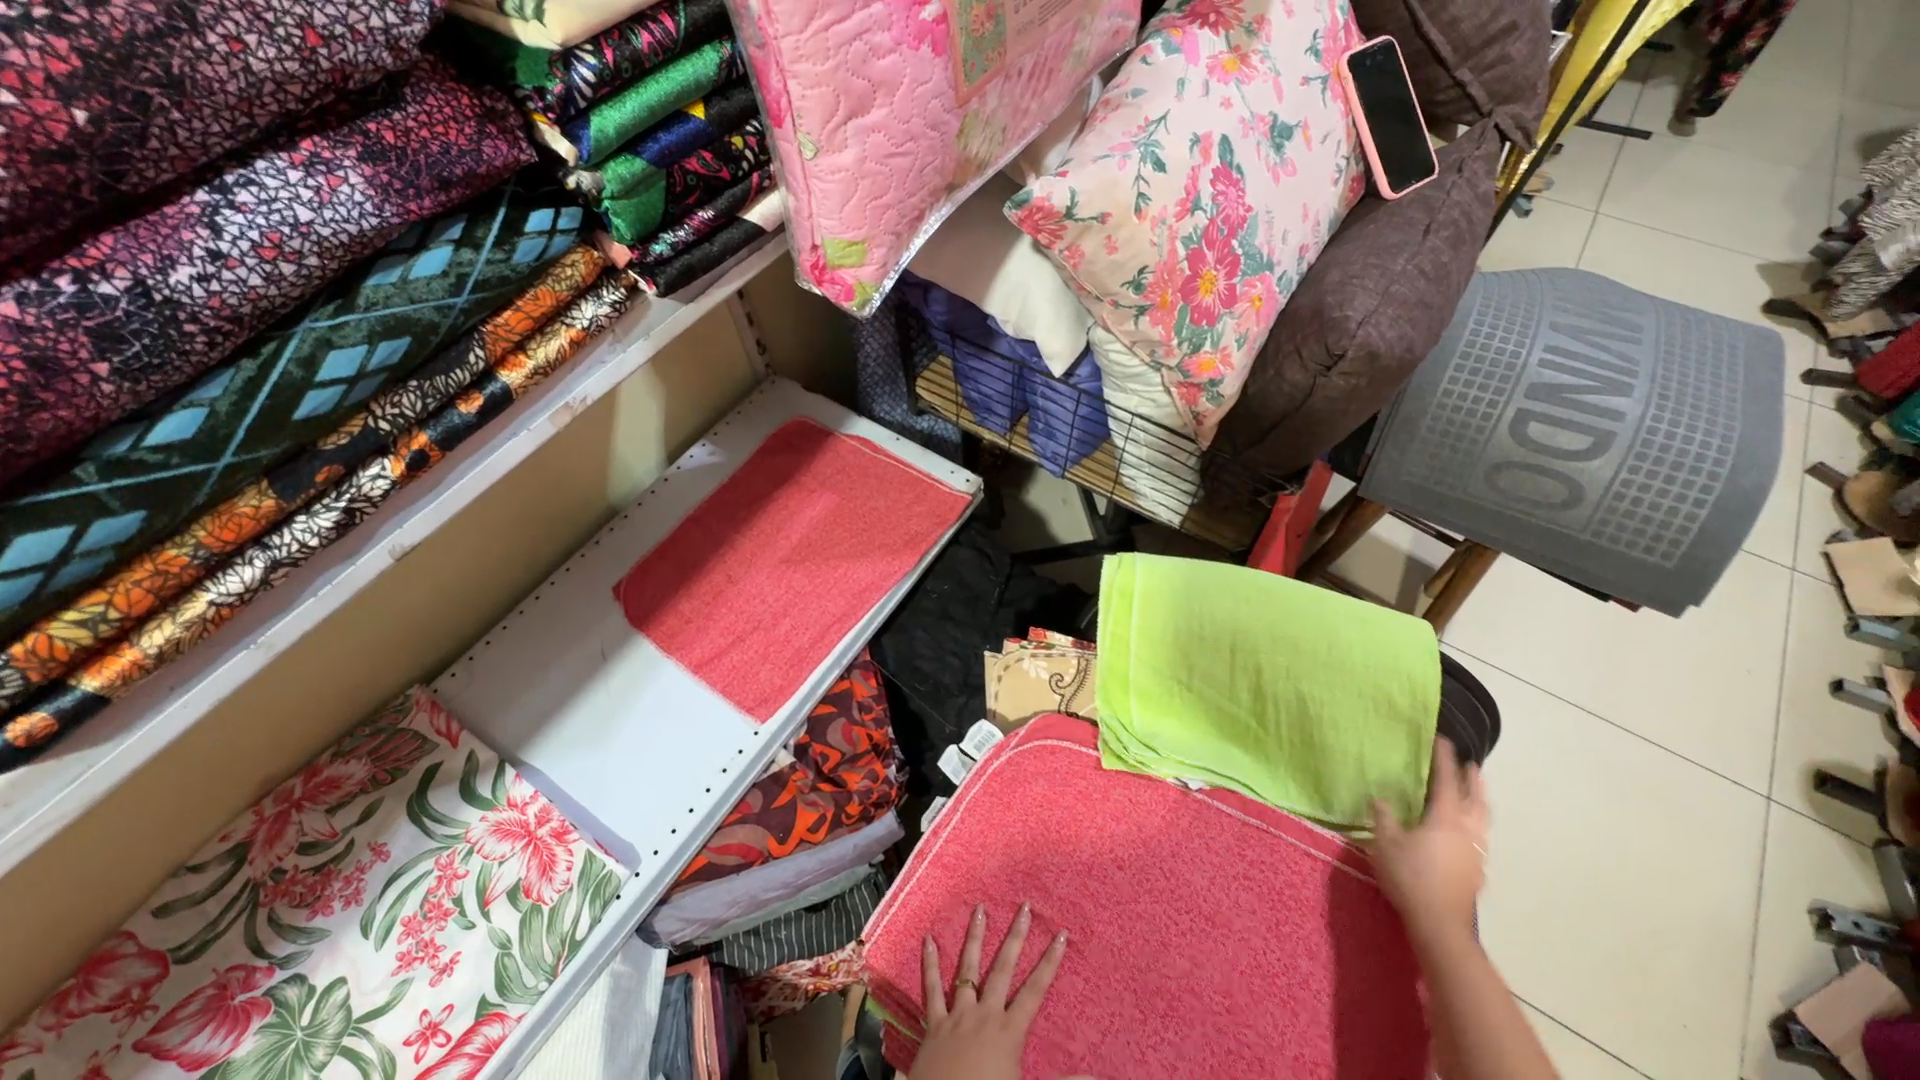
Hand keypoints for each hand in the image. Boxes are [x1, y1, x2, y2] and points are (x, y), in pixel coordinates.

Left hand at [912, 902, 1068, 1079]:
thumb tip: (1097, 1074)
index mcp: (1009, 1032)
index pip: (1035, 991)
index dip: (1049, 962)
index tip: (1060, 935)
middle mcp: (984, 1015)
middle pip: (1003, 969)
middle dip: (1016, 937)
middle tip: (1024, 907)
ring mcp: (957, 1016)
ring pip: (968, 969)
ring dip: (975, 938)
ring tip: (980, 909)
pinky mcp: (933, 1024)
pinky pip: (931, 989)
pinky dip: (929, 964)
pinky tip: (928, 939)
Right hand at [1369, 737, 1488, 946]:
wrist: (1439, 923)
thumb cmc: (1410, 876)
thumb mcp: (1385, 843)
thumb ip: (1384, 818)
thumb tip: (1380, 799)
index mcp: (1445, 818)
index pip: (1445, 780)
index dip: (1443, 759)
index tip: (1442, 740)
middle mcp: (1467, 830)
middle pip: (1475, 798)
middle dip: (1473, 779)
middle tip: (1471, 765)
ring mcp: (1476, 852)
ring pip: (1483, 820)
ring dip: (1481, 802)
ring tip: (1476, 795)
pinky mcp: (1477, 872)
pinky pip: (1481, 839)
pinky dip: (1477, 827)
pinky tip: (1468, 835)